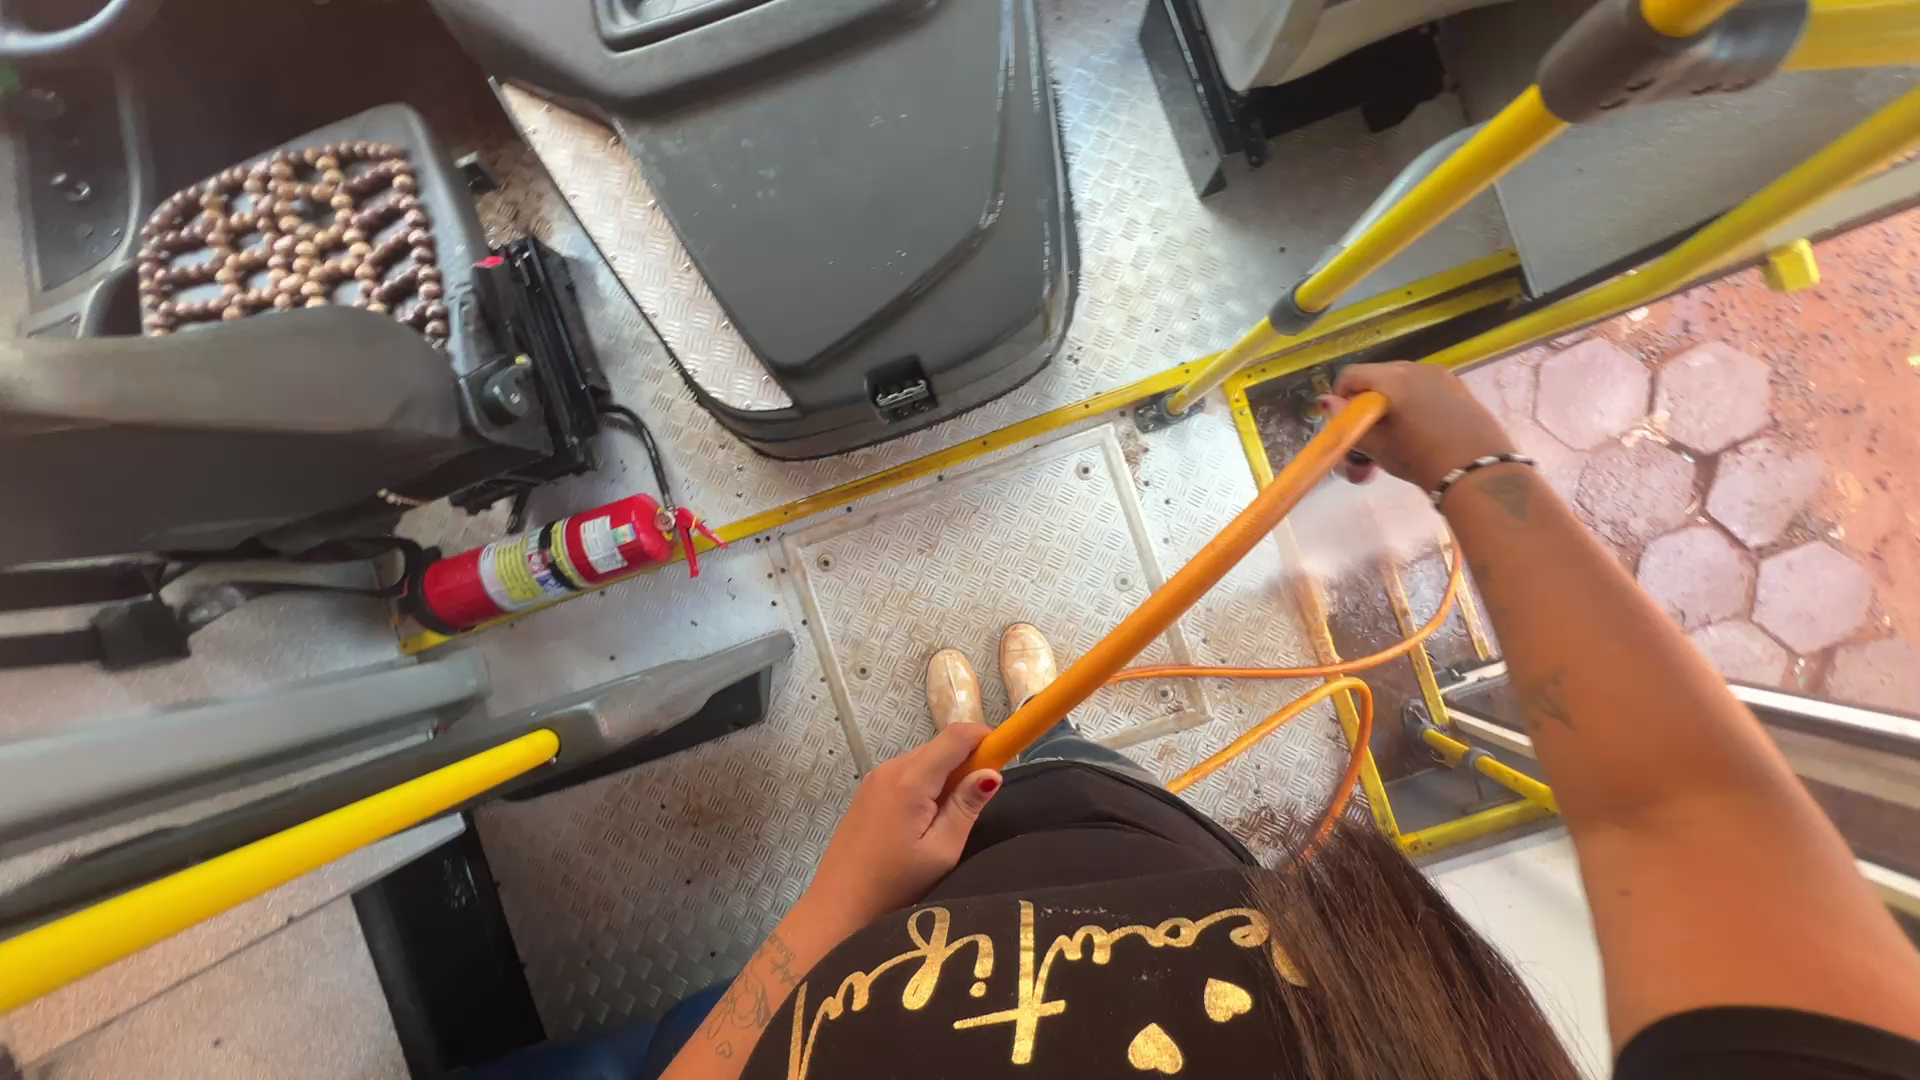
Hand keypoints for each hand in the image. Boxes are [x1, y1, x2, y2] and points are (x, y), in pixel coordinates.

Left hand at [805, 724, 1002, 925]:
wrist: (835, 913)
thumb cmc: (894, 888)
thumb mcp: (941, 852)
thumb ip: (966, 807)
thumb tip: (992, 773)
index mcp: (910, 778)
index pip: (956, 735)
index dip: (985, 738)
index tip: (1006, 759)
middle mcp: (891, 768)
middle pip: (940, 747)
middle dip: (967, 762)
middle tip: (980, 802)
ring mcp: (875, 779)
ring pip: (924, 760)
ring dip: (946, 777)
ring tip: (950, 821)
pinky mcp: (867, 793)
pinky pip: (907, 775)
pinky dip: (925, 786)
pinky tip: (923, 824)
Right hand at [1318, 361, 1515, 489]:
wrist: (1479, 471)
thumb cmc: (1420, 458)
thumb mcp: (1377, 445)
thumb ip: (1348, 422)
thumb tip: (1325, 402)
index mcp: (1394, 379)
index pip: (1352, 374)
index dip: (1340, 396)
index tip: (1345, 422)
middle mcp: (1418, 368)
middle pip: (1377, 376)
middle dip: (1365, 401)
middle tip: (1367, 433)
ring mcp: (1442, 376)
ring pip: (1400, 383)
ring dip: (1388, 403)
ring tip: (1393, 435)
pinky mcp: (1459, 387)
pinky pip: (1422, 388)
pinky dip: (1410, 403)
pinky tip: (1417, 431)